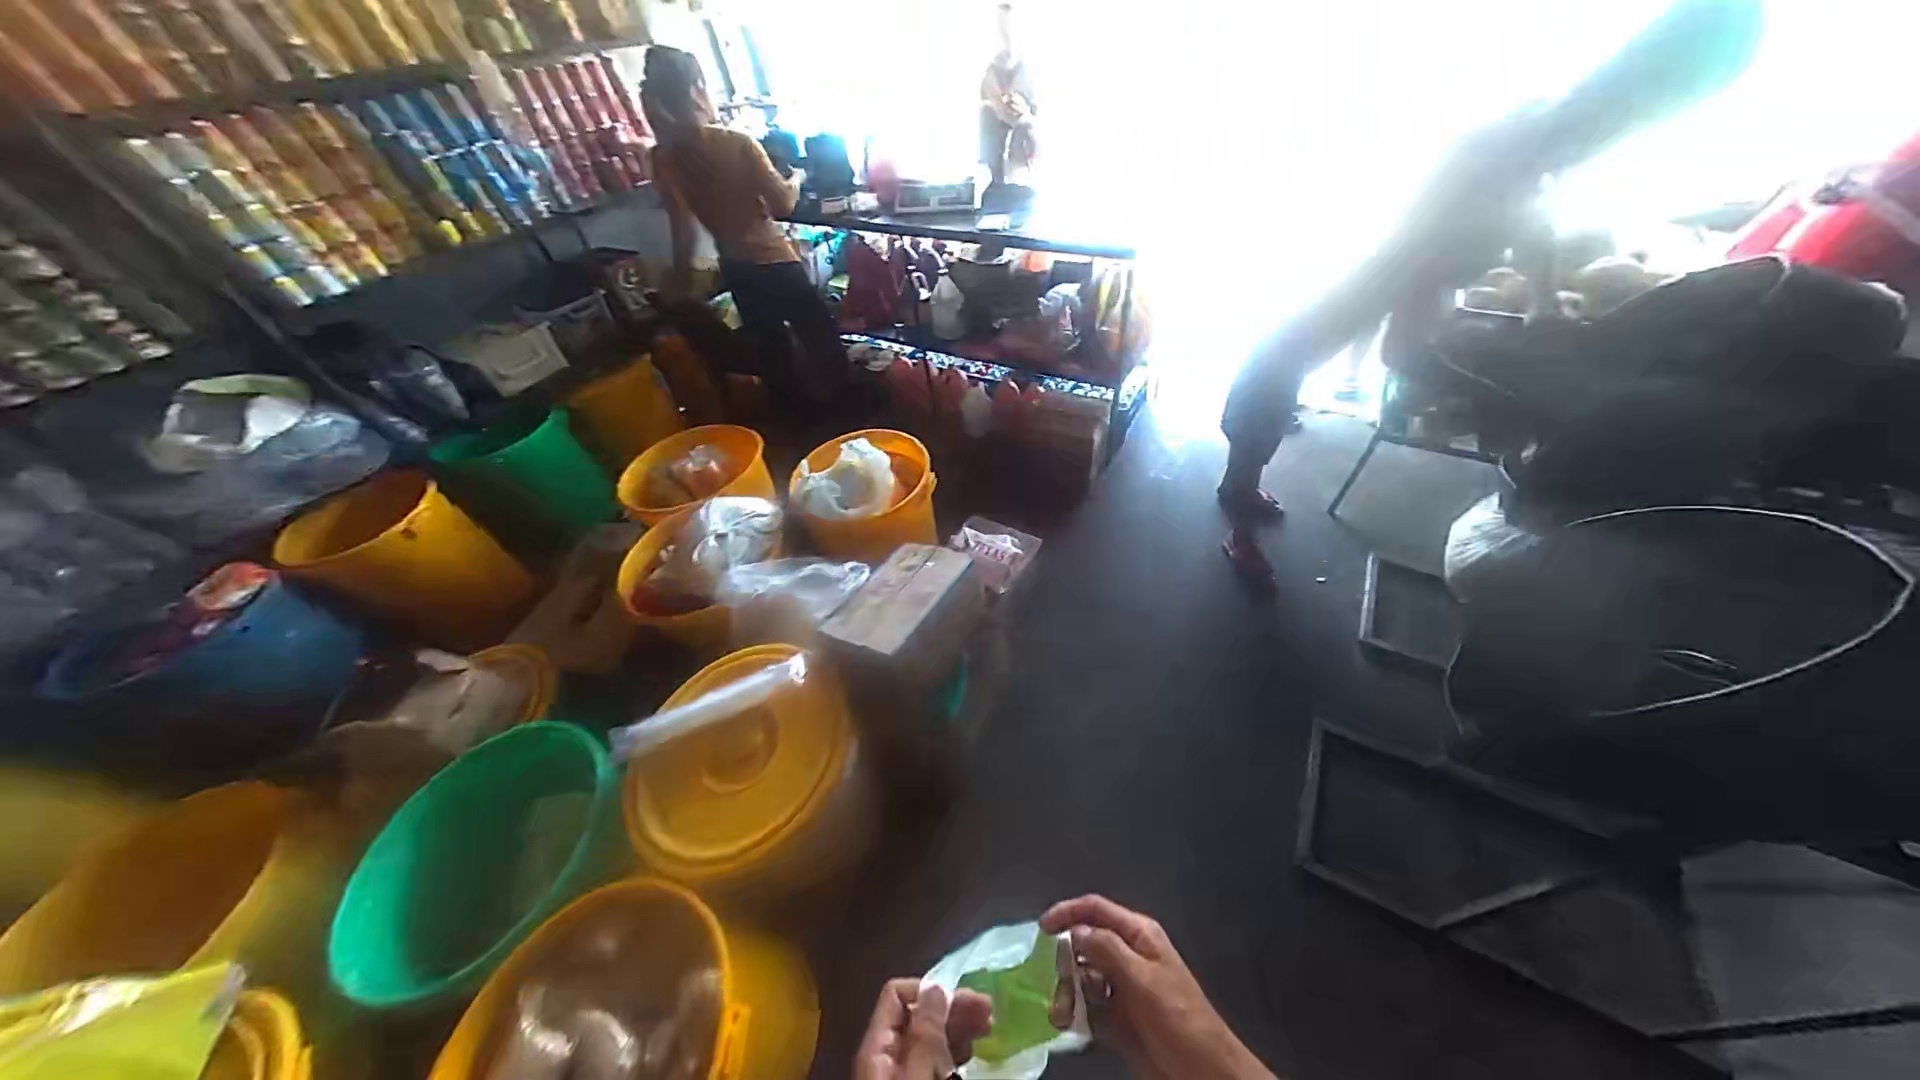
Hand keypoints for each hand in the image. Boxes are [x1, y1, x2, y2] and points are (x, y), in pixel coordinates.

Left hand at [854, 979, 993, 1079]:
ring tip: (986, 1027)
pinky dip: (953, 1050)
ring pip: (928, 1037)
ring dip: (958, 1026)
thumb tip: (935, 986)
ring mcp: (900, 1072)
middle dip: (952, 1007)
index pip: (896, 994)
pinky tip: (971, 1052)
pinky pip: (933, 1060)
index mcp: (876, 1046)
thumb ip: (926, 1033)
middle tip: (988, 1010)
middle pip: (917, 1014)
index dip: (930, 991)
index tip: (964, 1000)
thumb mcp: (920, 1074)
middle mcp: (885, 1055)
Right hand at [1042, 896, 1275, 1079]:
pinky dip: (1076, 1013)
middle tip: (1053, 979)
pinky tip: (1068, 1024)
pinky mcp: (1119, 1017)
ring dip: (1068, 990)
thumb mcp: (1142, 979)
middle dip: (1064, 958)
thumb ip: (1107, 949)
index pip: (1095, 909)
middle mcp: (1128, 955)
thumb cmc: (1178, 1017)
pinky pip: (1089, 1006)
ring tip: (1061, 1011)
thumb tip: (1074, 930)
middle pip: (1085, 942)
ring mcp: (1122, 987)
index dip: (1067, 912)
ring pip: (1083, 976)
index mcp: (1138, 935)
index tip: (1042, 928)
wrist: (1204, 1072)